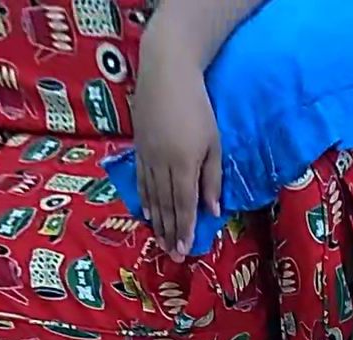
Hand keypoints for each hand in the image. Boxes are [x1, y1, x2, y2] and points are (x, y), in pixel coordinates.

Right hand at [130, 41, 221, 260]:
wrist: (166, 71)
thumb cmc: (198, 108)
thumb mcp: (214, 145)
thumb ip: (212, 180)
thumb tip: (213, 212)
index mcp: (184, 165)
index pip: (185, 206)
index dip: (185, 230)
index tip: (186, 250)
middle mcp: (162, 164)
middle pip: (167, 206)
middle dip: (171, 233)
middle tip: (174, 256)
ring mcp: (147, 156)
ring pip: (152, 196)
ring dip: (158, 222)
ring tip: (162, 242)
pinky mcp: (139, 147)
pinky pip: (141, 180)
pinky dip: (145, 199)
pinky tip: (148, 214)